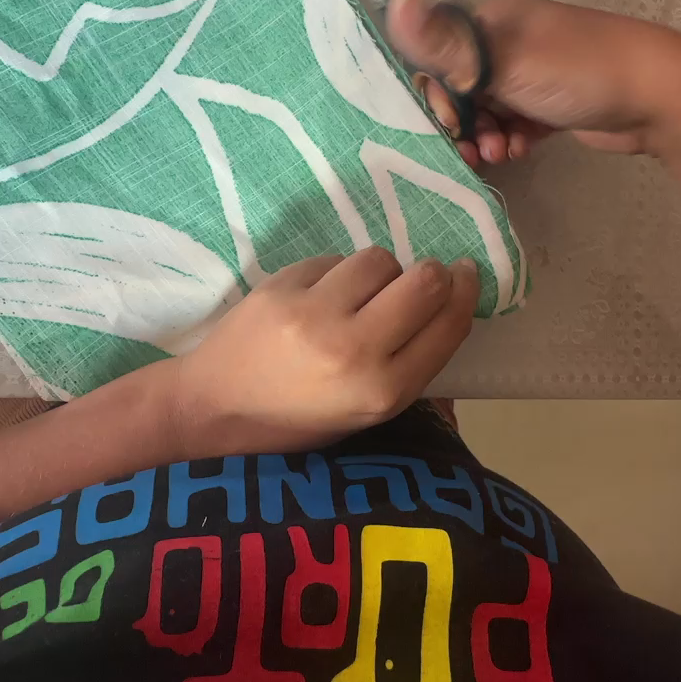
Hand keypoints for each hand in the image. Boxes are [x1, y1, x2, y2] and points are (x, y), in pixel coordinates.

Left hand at [169, 248, 478, 453]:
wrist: (213, 407)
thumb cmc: (295, 422)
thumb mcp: (364, 418)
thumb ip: (410, 372)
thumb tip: (448, 319)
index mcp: (382, 392)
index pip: (447, 326)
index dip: (466, 294)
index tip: (467, 276)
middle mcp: (355, 351)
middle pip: (425, 281)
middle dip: (433, 274)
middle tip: (421, 280)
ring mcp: (315, 314)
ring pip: (379, 259)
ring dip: (381, 272)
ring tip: (359, 293)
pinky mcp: (281, 286)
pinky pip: (334, 259)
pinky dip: (337, 273)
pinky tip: (318, 296)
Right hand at [385, 0, 680, 168]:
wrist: (656, 96)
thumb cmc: (576, 71)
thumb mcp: (503, 59)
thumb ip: (444, 41)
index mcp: (489, 22)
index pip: (435, 60)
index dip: (433, 98)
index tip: (448, 128)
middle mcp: (504, 43)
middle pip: (458, 91)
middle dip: (459, 126)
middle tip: (472, 153)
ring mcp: (529, 73)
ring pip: (484, 113)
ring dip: (484, 138)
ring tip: (498, 156)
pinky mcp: (548, 103)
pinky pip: (512, 124)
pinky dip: (510, 140)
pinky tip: (520, 151)